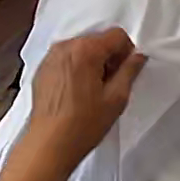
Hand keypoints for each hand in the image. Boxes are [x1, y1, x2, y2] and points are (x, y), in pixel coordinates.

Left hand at [18, 28, 145, 174]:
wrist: (49, 145)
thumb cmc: (82, 125)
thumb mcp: (116, 98)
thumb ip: (130, 71)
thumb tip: (138, 57)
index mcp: (85, 50)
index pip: (116, 35)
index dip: (127, 51)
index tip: (127, 71)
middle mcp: (64, 48)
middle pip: (97, 40)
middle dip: (108, 57)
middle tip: (112, 84)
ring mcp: (50, 58)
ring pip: (81, 49)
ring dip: (92, 63)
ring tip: (94, 91)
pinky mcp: (41, 71)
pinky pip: (65, 60)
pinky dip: (75, 70)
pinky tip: (78, 93)